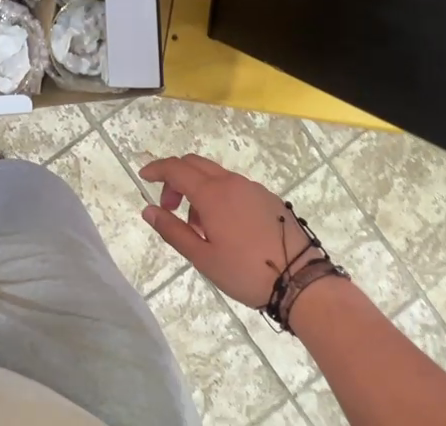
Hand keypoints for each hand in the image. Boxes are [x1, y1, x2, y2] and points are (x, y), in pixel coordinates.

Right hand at [140, 154, 316, 313]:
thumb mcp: (203, 257)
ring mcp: (252, 188)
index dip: (156, 169)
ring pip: (215, 175)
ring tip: (198, 226)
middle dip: (175, 179)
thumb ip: (173, 230)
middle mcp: (231, 182)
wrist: (303, 280)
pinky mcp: (269, 198)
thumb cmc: (246, 272)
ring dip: (198, 189)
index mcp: (212, 194)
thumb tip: (149, 210)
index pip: (176, 168)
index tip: (143, 177)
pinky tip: (224, 226)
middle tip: (169, 207)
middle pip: (194, 164)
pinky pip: (234, 186)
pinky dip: (218, 195)